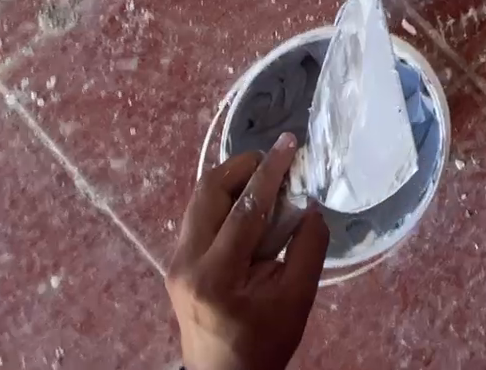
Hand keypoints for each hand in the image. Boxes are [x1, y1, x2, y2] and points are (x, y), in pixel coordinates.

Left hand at [166, 134, 330, 369]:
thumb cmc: (264, 343)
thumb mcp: (298, 298)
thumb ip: (308, 246)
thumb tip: (309, 205)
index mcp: (216, 275)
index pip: (245, 207)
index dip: (270, 170)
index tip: (289, 143)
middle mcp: (186, 262)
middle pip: (209, 191)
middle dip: (245, 166)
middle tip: (276, 163)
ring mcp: (176, 263)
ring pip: (200, 199)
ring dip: (234, 180)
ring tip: (266, 181)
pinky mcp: (178, 263)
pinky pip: (200, 214)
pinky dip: (226, 198)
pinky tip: (251, 205)